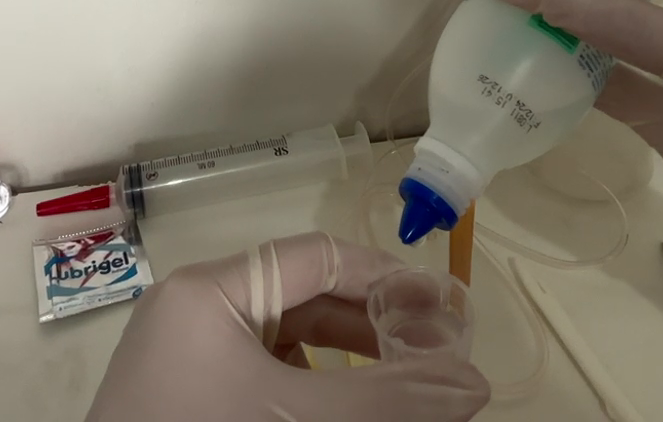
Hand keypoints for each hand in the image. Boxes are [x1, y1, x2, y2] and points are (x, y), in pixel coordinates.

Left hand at [84, 232, 488, 421]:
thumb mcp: (300, 419)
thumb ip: (387, 399)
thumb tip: (475, 384)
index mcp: (209, 290)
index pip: (314, 257)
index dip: (382, 277)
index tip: (443, 308)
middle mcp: (195, 309)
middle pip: (301, 296)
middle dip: (372, 324)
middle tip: (437, 353)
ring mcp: (188, 355)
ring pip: (284, 339)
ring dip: (347, 357)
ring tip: (405, 382)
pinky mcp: (190, 395)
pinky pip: (261, 373)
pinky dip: (310, 385)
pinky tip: (348, 407)